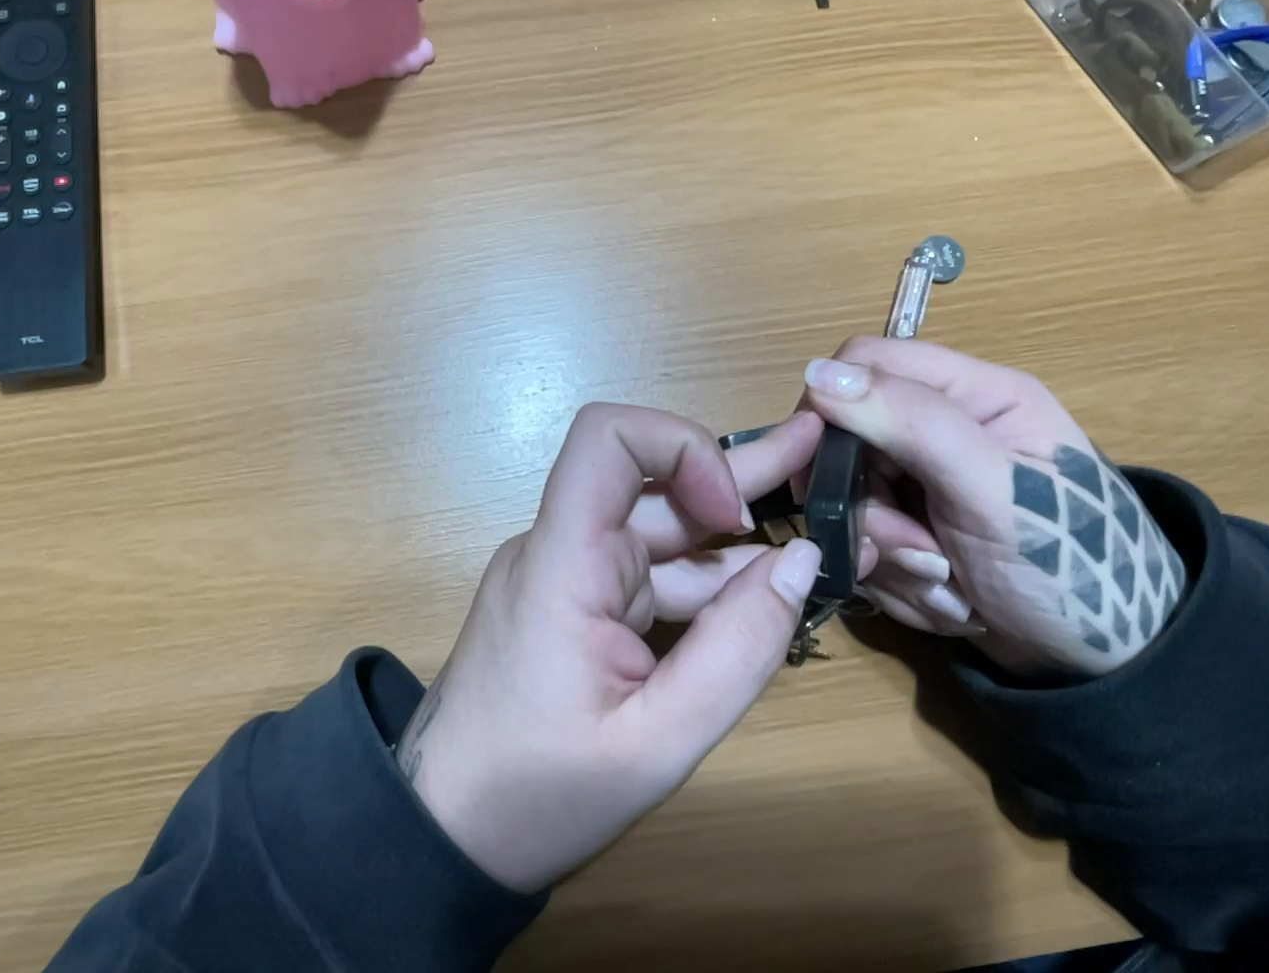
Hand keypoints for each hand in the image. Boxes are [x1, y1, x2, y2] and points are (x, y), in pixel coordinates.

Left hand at [395, 405, 826, 892]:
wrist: (449, 828)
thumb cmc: (539, 794)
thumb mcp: (657, 741)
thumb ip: (737, 650)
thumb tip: (804, 559)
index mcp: (563, 564)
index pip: (606, 439)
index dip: (681, 446)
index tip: (738, 511)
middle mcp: (560, 551)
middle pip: (649, 482)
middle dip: (737, 472)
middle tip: (819, 451)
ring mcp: (566, 577)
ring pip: (656, 531)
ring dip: (731, 533)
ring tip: (820, 520)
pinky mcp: (573, 606)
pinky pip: (647, 574)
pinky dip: (704, 580)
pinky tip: (763, 587)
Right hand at [800, 337, 1187, 678]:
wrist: (1102, 663)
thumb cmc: (1069, 564)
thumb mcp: (992, 490)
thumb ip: (913, 424)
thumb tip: (818, 377)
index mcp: (974, 396)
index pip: (865, 366)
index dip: (829, 410)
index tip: (823, 470)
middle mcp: (941, 434)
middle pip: (846, 446)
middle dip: (870, 511)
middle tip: (917, 553)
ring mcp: (921, 488)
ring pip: (850, 505)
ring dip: (886, 556)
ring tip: (948, 587)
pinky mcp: (908, 534)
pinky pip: (862, 546)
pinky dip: (894, 582)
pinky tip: (946, 602)